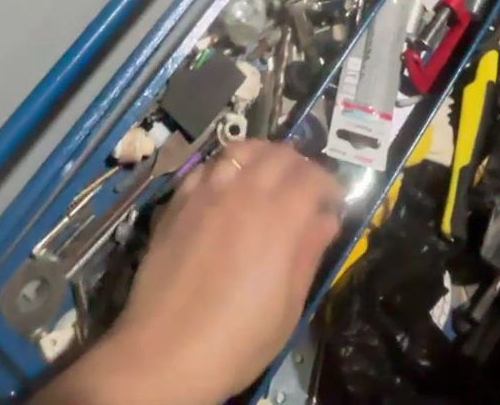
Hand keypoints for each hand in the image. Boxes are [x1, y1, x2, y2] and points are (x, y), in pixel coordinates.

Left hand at [36, 140, 342, 404]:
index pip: (312, 176)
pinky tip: (226, 187)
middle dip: (300, 165)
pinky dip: (225, 167)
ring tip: (267, 176)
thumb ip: (308, 252)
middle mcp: (244, 193)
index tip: (333, 202)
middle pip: (279, 154)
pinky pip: (206, 166)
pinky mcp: (178, 200)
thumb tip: (326, 218)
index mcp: (279, 219)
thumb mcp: (288, 306)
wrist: (166, 350)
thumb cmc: (237, 339)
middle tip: (304, 188)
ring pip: (241, 150)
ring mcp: (207, 192)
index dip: (329, 184)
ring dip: (262, 156)